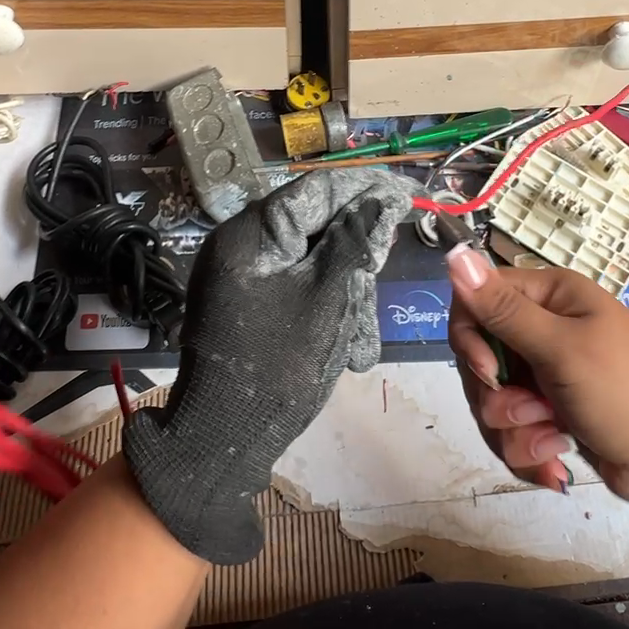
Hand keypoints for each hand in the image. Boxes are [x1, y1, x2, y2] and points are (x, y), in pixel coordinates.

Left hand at [123, 169, 418, 563]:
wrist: (224, 439)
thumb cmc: (279, 366)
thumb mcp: (327, 297)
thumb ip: (352, 241)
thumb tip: (378, 199)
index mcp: (251, 233)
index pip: (315, 190)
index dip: (364, 188)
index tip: (404, 192)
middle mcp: (242, 244)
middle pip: (315, 226)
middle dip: (356, 249)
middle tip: (385, 262)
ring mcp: (244, 275)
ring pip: (312, 261)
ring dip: (346, 290)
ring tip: (362, 336)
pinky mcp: (250, 301)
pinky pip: (298, 286)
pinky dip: (327, 307)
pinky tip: (350, 344)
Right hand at [446, 243, 628, 501]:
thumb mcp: (564, 350)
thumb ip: (505, 310)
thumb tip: (455, 254)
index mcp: (550, 297)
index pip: (477, 298)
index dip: (470, 336)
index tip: (486, 370)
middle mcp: (544, 329)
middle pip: (477, 355)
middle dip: (496, 396)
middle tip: (531, 413)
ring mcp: (545, 374)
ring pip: (490, 399)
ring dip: (514, 430)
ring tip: (553, 442)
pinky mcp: (548, 414)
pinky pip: (510, 430)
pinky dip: (528, 449)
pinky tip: (557, 461)